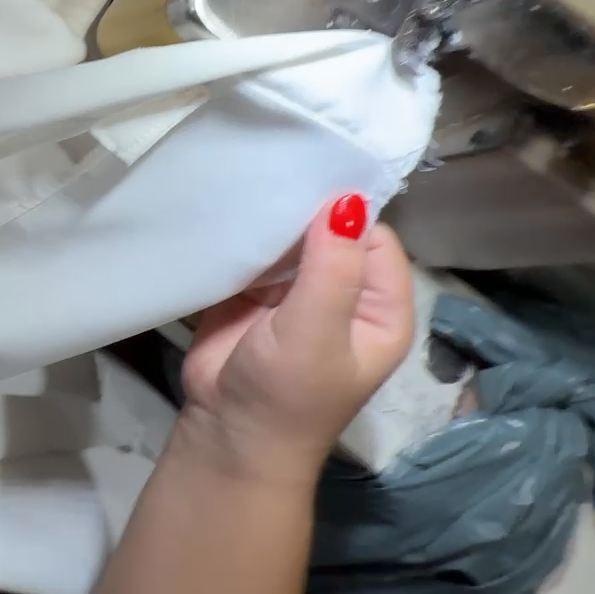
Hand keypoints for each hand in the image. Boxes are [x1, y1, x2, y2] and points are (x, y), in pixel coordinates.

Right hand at [175, 194, 415, 485]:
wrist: (230, 428)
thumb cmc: (289, 389)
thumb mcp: (317, 330)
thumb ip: (332, 269)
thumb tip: (346, 202)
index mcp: (377, 309)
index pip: (373, 241)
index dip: (347, 210)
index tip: (309, 174)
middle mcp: (339, 296)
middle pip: (326, 235)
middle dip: (300, 207)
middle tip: (266, 167)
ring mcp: (289, 295)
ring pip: (284, 242)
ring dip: (265, 220)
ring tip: (238, 182)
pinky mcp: (245, 295)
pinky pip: (246, 255)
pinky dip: (236, 235)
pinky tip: (217, 211)